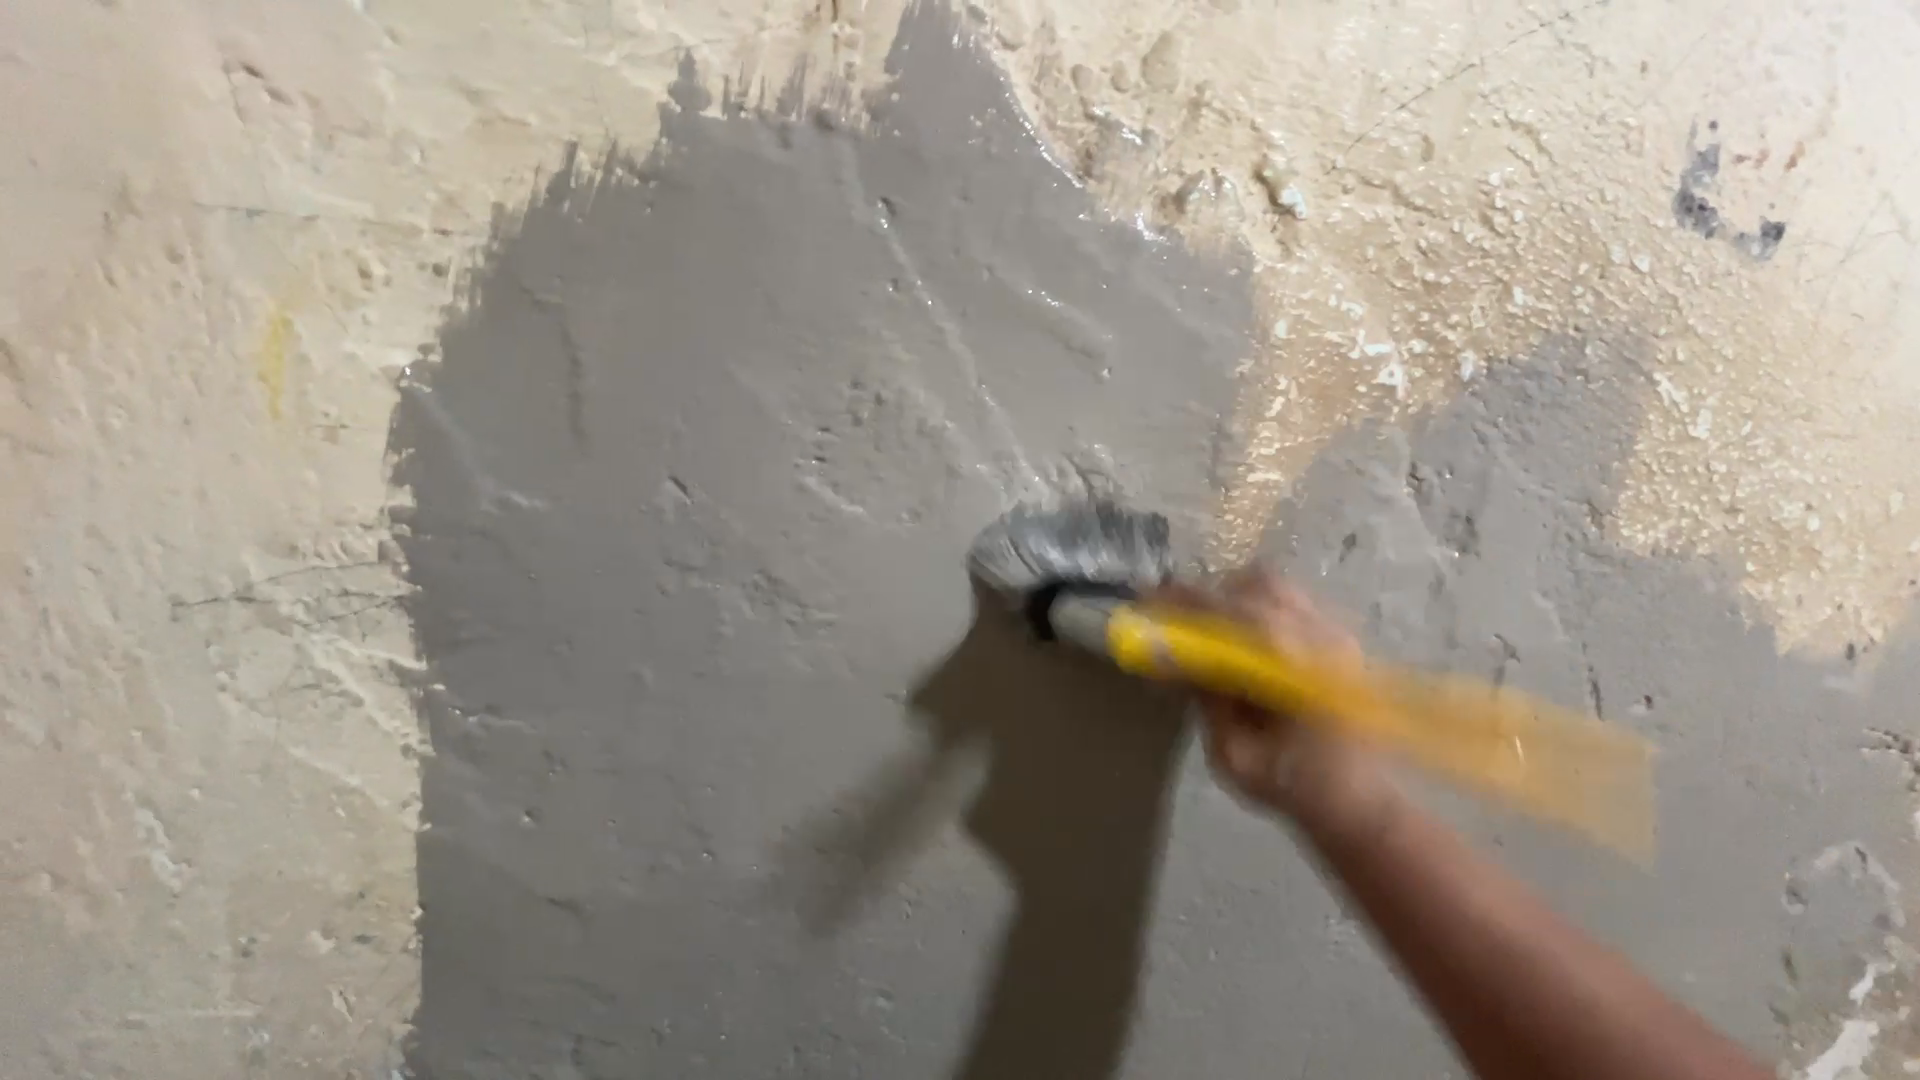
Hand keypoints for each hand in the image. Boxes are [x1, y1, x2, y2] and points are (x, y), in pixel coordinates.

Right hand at [1154, 567, 1395, 832]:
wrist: (1362, 806)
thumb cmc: (1293, 786)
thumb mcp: (1232, 753)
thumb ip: (1206, 700)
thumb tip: (1177, 658)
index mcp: (1289, 662)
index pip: (1225, 613)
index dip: (1180, 603)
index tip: (1146, 601)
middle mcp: (1317, 635)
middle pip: (1253, 586)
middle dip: (1207, 596)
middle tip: (1175, 615)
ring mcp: (1336, 634)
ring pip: (1276, 587)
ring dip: (1236, 597)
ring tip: (1210, 625)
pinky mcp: (1342, 641)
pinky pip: (1293, 604)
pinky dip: (1260, 608)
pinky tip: (1244, 639)